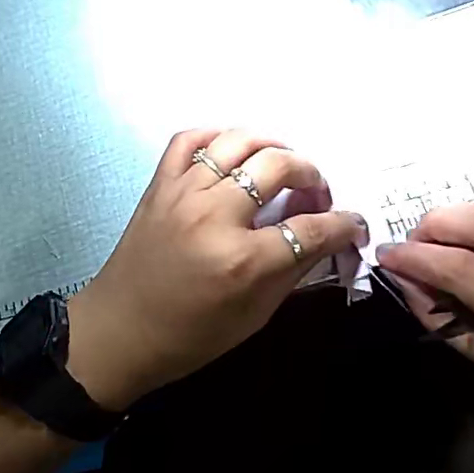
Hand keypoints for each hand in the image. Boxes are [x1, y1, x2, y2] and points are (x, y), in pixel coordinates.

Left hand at [63, 129, 366, 411]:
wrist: (119, 332)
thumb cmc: (191, 336)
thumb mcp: (255, 315)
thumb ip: (295, 270)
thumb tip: (327, 238)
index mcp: (242, 261)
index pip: (311, 228)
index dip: (344, 224)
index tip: (354, 224)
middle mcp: (214, 216)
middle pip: (279, 167)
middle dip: (313, 176)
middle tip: (317, 195)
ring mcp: (183, 193)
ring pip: (239, 142)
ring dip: (273, 147)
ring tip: (283, 164)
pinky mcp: (159, 184)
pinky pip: (190, 139)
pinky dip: (218, 137)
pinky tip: (234, 152)